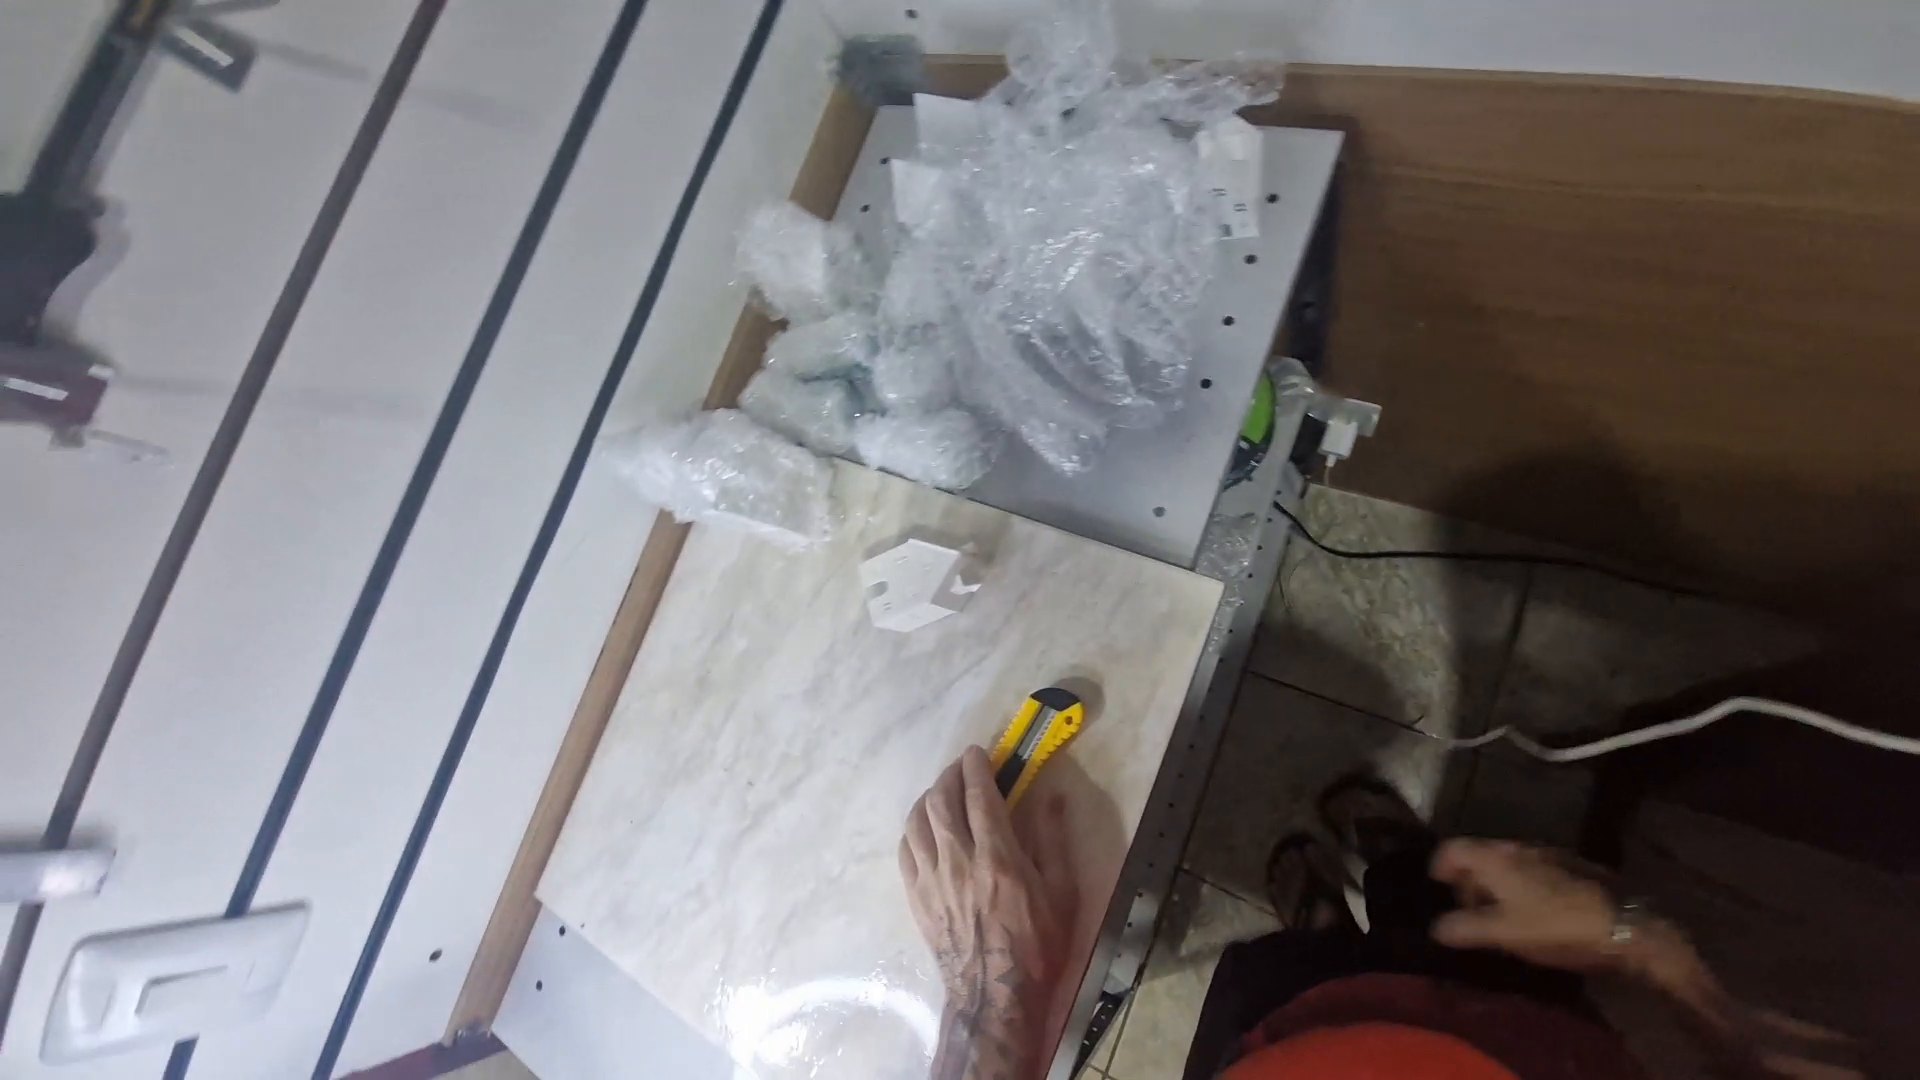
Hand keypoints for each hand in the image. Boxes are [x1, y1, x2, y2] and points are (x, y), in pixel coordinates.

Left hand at [898, 747, 1075, 1010]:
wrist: (996, 998)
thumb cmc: (1037, 945)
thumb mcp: (1062, 893)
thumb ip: (1054, 841)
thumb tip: (1052, 797)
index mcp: (997, 857)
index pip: (978, 795)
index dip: (976, 766)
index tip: (978, 752)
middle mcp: (959, 860)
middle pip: (941, 800)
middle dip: (950, 774)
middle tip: (963, 766)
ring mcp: (932, 878)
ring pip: (917, 820)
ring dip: (930, 796)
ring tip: (943, 791)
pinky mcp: (916, 896)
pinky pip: (905, 849)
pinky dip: (913, 827)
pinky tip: (925, 826)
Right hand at [1428, 838, 1630, 972]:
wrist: (1632, 927)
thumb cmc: (1557, 925)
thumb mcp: (1505, 933)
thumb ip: (1466, 928)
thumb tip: (1435, 928)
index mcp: (1492, 858)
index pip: (1451, 849)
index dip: (1440, 865)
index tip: (1439, 884)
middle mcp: (1514, 847)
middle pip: (1479, 854)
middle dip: (1470, 879)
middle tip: (1473, 908)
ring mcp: (1546, 854)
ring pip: (1508, 862)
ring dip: (1498, 882)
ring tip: (1506, 913)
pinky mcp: (1572, 866)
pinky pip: (1532, 869)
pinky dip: (1523, 884)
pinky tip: (1538, 910)